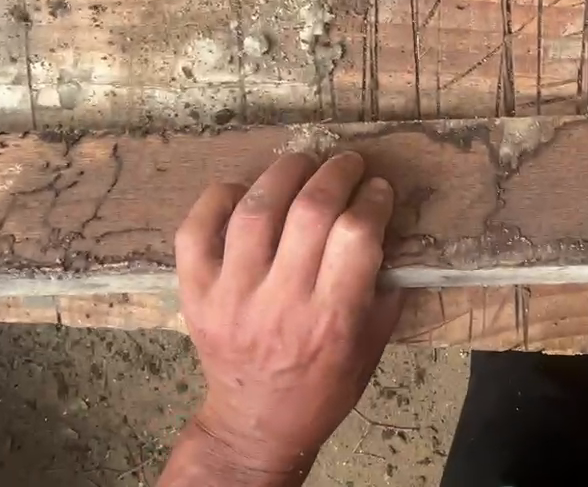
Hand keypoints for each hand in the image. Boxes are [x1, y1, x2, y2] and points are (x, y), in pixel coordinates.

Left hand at [159, 151, 402, 486]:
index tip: (379, 188)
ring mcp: (231, 296)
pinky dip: (218, 197)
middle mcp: (280, 302)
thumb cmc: (327, 382)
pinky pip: (196, 230)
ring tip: (304, 163)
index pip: (356, 234)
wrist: (256, 424)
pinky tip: (245, 189)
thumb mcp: (375, 338)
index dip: (373, 198)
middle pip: (310, 210)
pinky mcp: (195, 293)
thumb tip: (392, 219)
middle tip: (349, 163)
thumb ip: (387, 280)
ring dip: (286, 172)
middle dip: (337, 173)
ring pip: (256, 210)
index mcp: (332, 317)